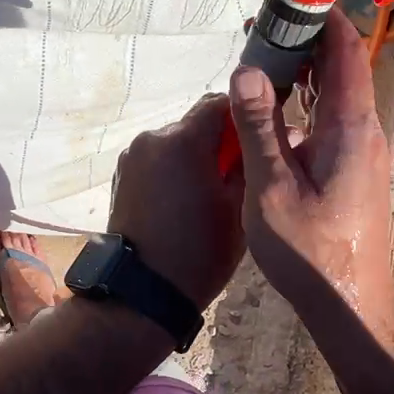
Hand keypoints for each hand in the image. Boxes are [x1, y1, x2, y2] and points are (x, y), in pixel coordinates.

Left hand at [109, 95, 246, 309]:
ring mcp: (132, 155)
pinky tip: (185, 200)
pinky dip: (174, 169)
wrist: (143, 289)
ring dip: (195, 155)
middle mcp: (153, 138)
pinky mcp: (122, 173)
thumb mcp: (239, 208)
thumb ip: (251, 163)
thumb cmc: (200, 250)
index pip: (220, 103)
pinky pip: (156, 160)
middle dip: (220, 140)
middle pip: (196, 123)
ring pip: (175, 142)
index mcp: (183, 140)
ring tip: (211, 191)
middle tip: (241, 171)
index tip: (262, 137)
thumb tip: (271, 137)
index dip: (245, 115)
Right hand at [227, 11, 393, 329]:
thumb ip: (259, 126)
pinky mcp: (353, 167)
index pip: (345, 53)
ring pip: (336, 92)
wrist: (351, 306)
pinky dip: (305, 97)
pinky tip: (273, 103)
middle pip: (341, 67)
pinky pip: (330, 115)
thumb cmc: (310, 250)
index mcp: (351, 128)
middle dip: (304, 39)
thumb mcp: (272, 188)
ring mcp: (362, 150)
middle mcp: (364, 130)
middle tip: (258, 25)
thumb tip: (246, 68)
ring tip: (260, 54)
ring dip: (303, 68)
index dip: (322, 18)